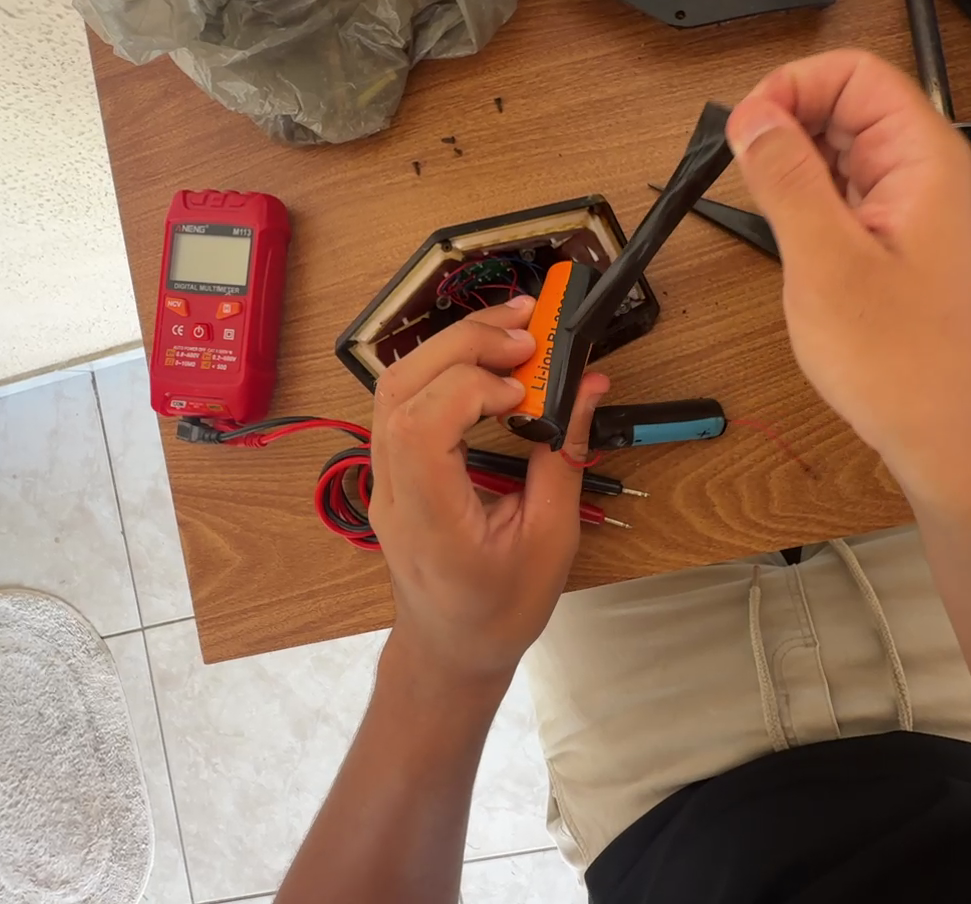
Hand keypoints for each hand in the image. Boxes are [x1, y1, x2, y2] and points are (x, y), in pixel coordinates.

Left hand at [367, 295, 609, 687]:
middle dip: (465, 342)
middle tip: (528, 326)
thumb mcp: (552, 538)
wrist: (451, 646)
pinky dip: (443, 365)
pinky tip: (485, 358)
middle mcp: (391, 489)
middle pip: (401, 387)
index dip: (472, 386)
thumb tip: (588, 383)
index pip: (421, 425)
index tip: (526, 388)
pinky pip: (404, 398)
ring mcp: (382, 475)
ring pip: (395, 383)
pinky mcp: (390, 465)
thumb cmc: (503, 608)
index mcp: (430, 520)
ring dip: (452, 343)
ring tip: (512, 327)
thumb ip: (563, 455)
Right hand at [726, 49, 970, 501]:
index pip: (857, 75)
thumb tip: (751, 116)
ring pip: (847, 151)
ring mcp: (914, 208)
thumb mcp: (823, 259)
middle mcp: (926, 172)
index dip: (793, 86)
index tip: (742, 128)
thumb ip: (786, 179)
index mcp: (923, 159)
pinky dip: (811, 195)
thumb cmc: (891, 354)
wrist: (939, 429)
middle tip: (739, 167)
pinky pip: (850, 194)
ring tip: (758, 199)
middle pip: (852, 106)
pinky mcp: (899, 242)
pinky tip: (786, 225)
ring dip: (796, 161)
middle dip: (790, 121)